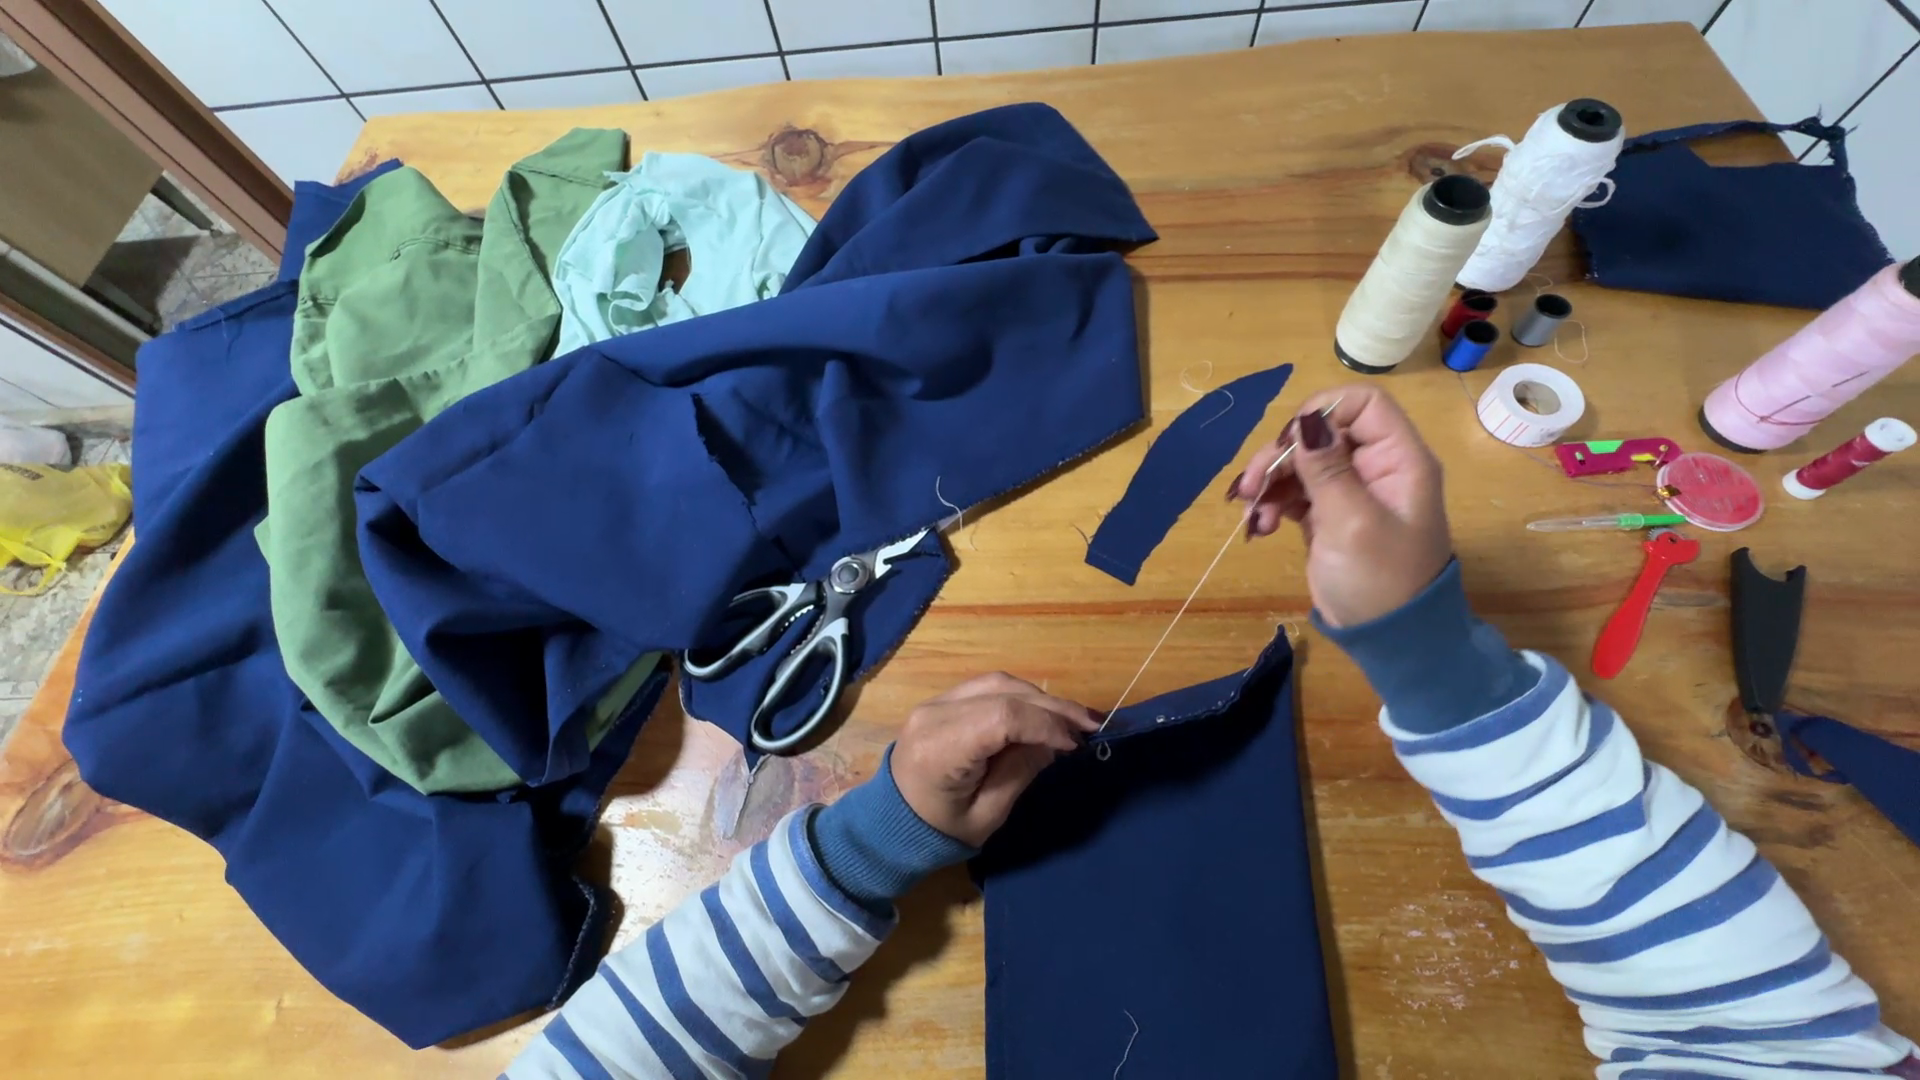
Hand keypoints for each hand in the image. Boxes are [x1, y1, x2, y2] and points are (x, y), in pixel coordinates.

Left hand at [891, 673, 1100, 846]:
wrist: (891, 822)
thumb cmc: (939, 829)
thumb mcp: (987, 815)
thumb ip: (1020, 772)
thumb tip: (1055, 742)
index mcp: (941, 747)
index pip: (1003, 717)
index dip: (1046, 724)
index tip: (1076, 743)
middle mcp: (935, 713)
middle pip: (1003, 692)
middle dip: (1052, 706)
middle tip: (1090, 724)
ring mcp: (935, 701)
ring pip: (997, 682)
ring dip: (1038, 697)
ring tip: (1072, 719)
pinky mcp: (941, 700)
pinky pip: (986, 687)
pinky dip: (1019, 697)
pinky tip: (1042, 713)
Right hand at [1228, 385, 1452, 627]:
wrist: (1389, 637)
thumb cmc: (1380, 579)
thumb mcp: (1352, 522)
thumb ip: (1327, 469)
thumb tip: (1306, 419)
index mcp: (1397, 460)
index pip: (1362, 405)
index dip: (1321, 413)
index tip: (1287, 443)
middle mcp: (1374, 468)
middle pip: (1319, 433)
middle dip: (1280, 456)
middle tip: (1251, 487)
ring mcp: (1349, 492)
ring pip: (1299, 463)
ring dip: (1269, 483)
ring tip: (1255, 515)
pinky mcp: (1326, 515)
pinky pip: (1292, 492)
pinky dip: (1272, 504)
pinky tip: (1263, 527)